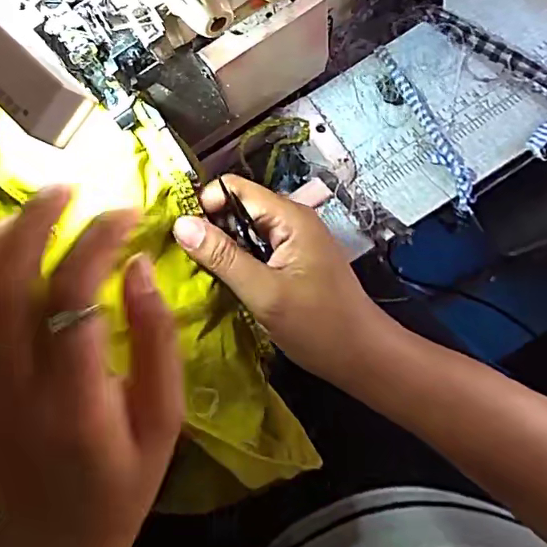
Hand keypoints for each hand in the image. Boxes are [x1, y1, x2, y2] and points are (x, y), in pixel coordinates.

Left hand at [0, 187, 183, 546]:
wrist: (56, 540)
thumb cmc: (121, 478)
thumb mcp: (166, 418)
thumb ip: (158, 340)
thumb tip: (138, 264)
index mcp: (73, 400)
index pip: (73, 298)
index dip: (98, 241)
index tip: (126, 214)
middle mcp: (13, 389)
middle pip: (10, 285)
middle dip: (38, 222)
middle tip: (69, 188)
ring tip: (29, 209)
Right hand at [172, 176, 398, 384]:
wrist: (365, 358)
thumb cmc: (319, 325)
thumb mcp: (264, 292)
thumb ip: (223, 257)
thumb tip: (181, 224)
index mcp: (289, 216)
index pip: (234, 188)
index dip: (205, 204)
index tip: (181, 233)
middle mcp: (292, 219)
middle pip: (238, 206)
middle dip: (211, 226)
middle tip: (185, 256)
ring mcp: (295, 239)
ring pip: (246, 228)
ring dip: (223, 245)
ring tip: (200, 270)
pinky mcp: (294, 259)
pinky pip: (258, 247)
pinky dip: (239, 259)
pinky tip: (226, 281)